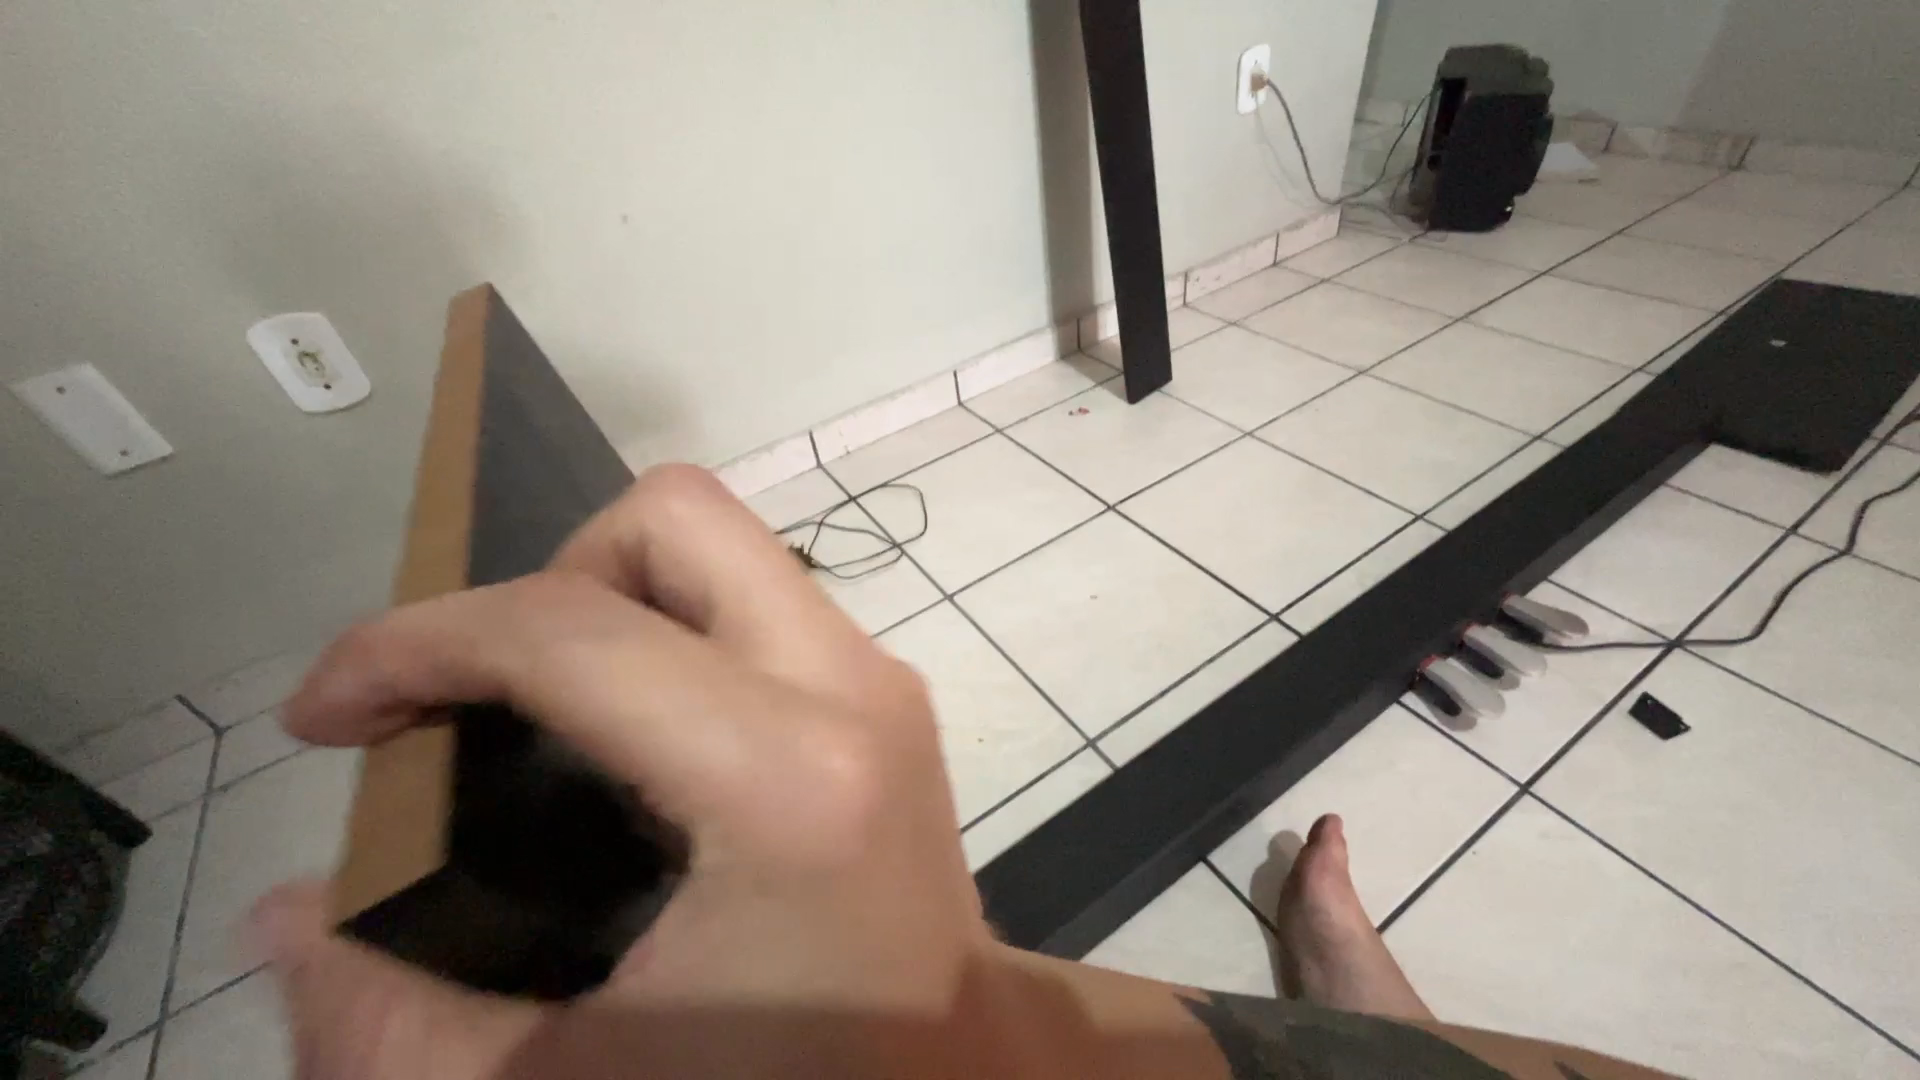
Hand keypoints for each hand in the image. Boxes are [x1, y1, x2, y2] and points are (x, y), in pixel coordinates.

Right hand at [260, 465, 1000, 1077]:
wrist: (952, 1077)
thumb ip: (390, 1020)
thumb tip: (290, 914)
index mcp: (783, 778)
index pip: (572, 630)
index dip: (415, 643)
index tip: (330, 713)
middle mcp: (850, 686)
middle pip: (679, 516)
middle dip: (552, 575)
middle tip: (490, 691)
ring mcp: (881, 675)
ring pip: (728, 542)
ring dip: (617, 594)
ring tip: (554, 704)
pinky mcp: (889, 689)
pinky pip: (763, 595)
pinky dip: (677, 624)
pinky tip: (640, 724)